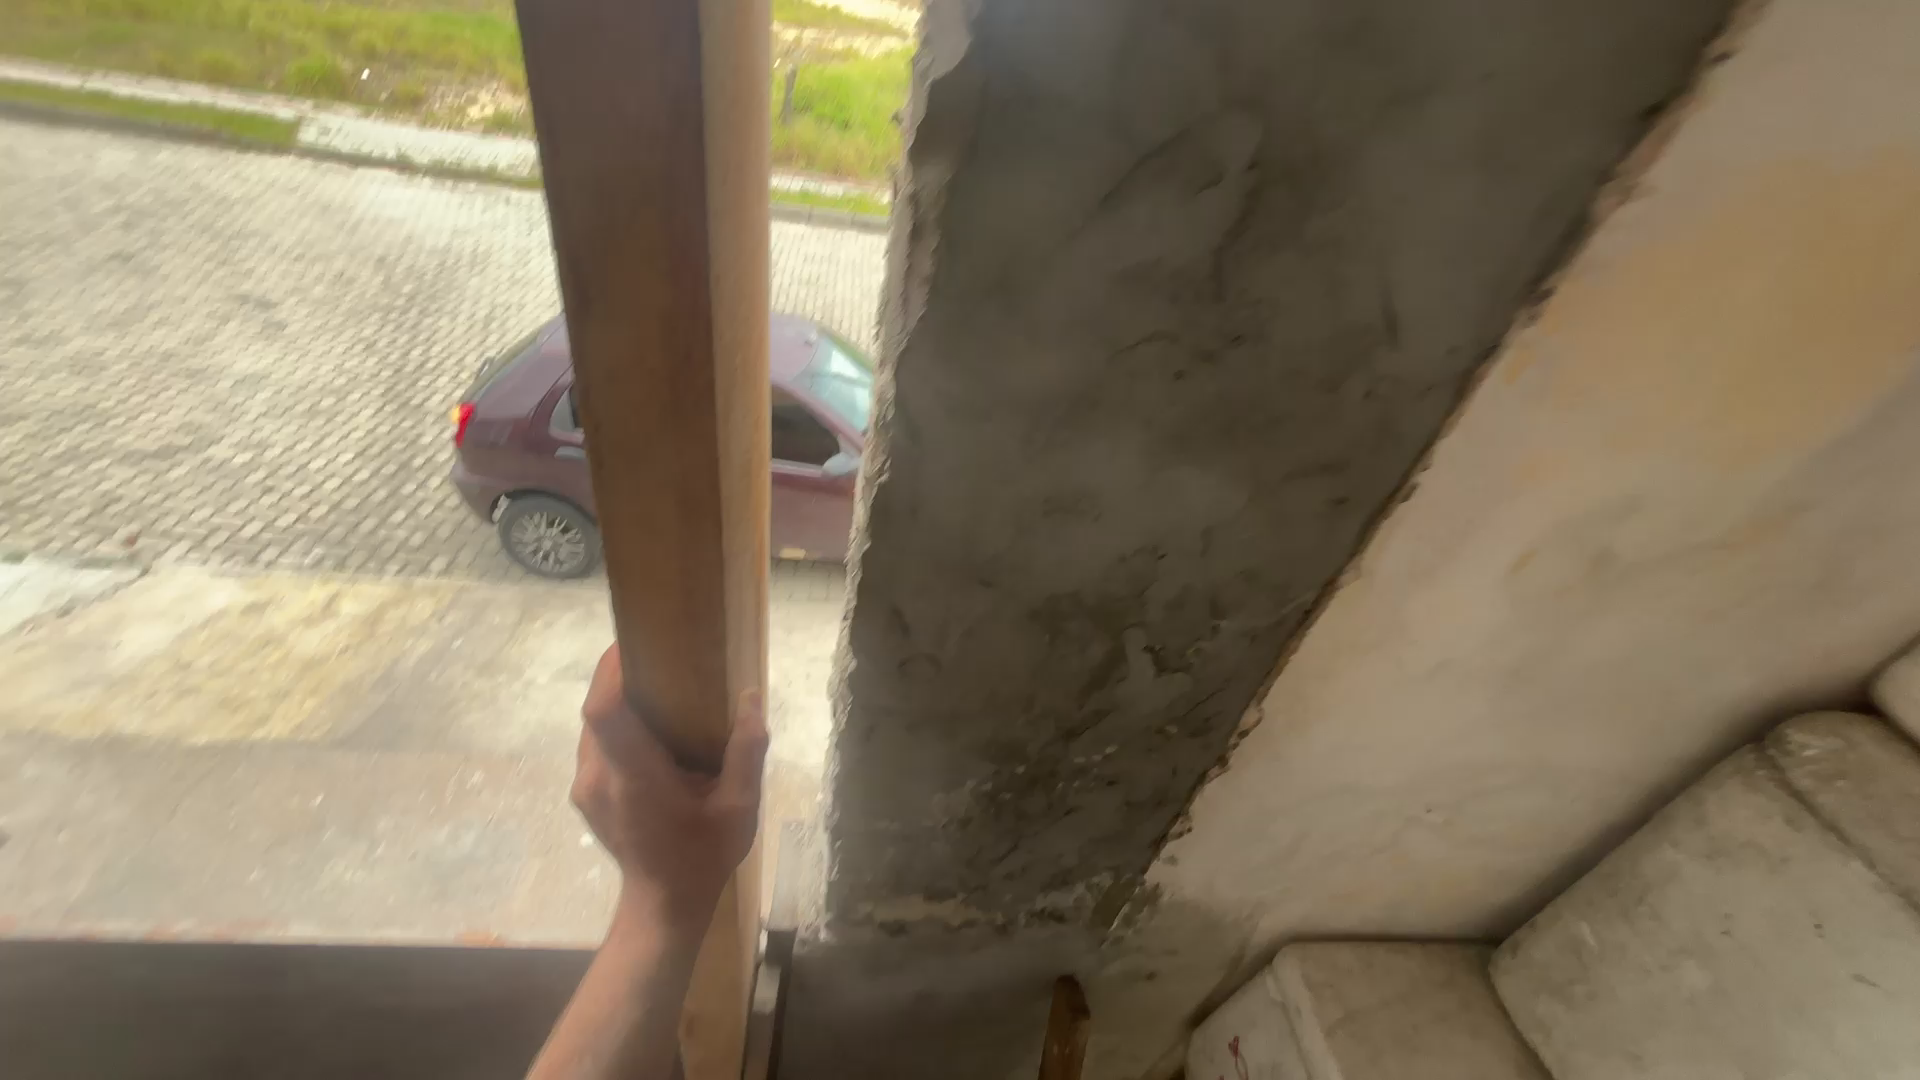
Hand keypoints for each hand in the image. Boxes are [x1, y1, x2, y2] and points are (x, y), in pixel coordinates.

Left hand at [572, 643, 767, 929]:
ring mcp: (586, 786)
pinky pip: (597, 742)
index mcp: (634, 777)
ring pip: (594, 726)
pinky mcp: (587, 793)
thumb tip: (751, 697)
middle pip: (597, 710)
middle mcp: (598, 777)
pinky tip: (653, 727)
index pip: (604, 710)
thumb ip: (746, 751)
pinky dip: (620, 723)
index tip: (636, 641)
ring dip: (621, 700)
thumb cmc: (703, 855)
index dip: (611, 670)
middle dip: (623, 676)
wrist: (664, 905)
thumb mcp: (740, 806)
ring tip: (662, 686)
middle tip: (664, 656)